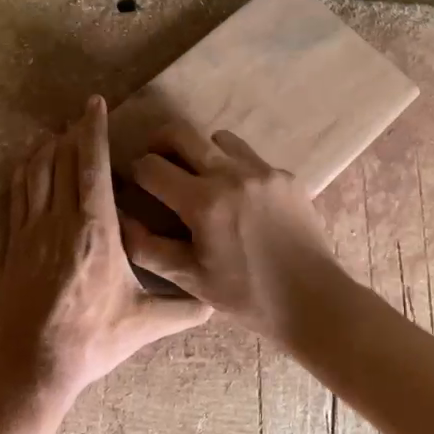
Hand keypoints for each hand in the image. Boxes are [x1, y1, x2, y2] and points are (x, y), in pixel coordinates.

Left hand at [0, 96, 211, 398]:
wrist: (33, 366)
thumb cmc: (92, 340)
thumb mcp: (144, 324)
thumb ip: (183, 308)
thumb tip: (216, 300)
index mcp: (96, 230)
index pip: (94, 166)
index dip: (94, 130)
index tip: (95, 103)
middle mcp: (61, 220)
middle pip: (63, 160)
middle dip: (73, 132)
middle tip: (80, 114)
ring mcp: (32, 230)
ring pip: (36, 172)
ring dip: (47, 147)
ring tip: (56, 132)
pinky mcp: (13, 244)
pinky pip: (17, 195)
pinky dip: (24, 171)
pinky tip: (28, 163)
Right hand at [118, 125, 344, 341]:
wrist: (314, 301)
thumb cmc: (247, 296)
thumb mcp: (190, 279)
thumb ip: (147, 247)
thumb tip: (119, 218)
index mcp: (203, 202)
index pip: (151, 166)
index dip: (134, 172)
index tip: (133, 183)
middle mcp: (231, 174)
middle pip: (180, 132)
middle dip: (158, 143)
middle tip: (154, 162)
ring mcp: (262, 170)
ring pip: (216, 138)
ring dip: (199, 151)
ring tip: (199, 178)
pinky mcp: (285, 175)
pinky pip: (249, 157)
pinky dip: (234, 167)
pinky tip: (238, 198)